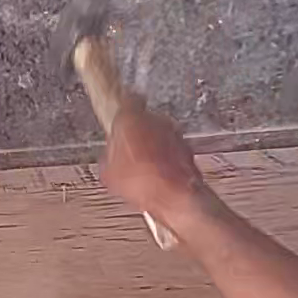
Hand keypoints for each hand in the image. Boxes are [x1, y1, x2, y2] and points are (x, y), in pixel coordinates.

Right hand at [102, 97, 207, 220]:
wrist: (175, 198)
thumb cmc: (143, 181)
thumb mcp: (109, 172)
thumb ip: (109, 156)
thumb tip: (111, 158)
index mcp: (130, 118)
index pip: (126, 100)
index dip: (121, 108)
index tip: (118, 115)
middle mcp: (155, 120)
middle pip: (143, 119)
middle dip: (136, 133)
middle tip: (126, 150)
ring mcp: (174, 133)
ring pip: (158, 134)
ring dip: (151, 146)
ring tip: (141, 168)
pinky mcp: (187, 149)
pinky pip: (170, 149)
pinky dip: (165, 159)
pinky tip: (156, 176)